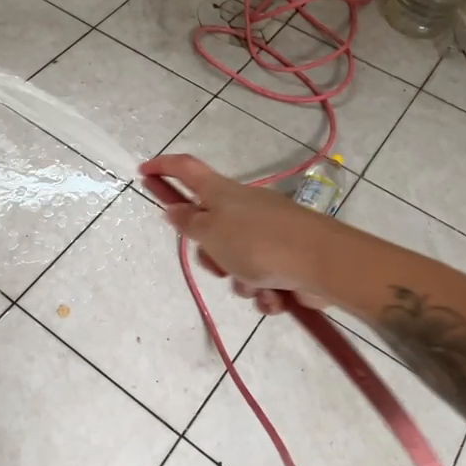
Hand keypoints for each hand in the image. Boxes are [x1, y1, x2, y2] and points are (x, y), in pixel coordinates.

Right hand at [140, 153, 341, 314]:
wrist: (322, 265)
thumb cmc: (258, 243)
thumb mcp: (212, 232)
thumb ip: (188, 222)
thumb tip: (172, 208)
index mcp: (221, 193)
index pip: (186, 169)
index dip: (163, 168)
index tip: (143, 173)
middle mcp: (242, 210)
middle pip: (208, 229)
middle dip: (209, 255)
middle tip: (217, 264)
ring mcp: (265, 235)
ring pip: (233, 262)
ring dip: (239, 281)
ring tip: (255, 285)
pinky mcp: (284, 261)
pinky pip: (259, 281)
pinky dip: (264, 292)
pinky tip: (275, 297)